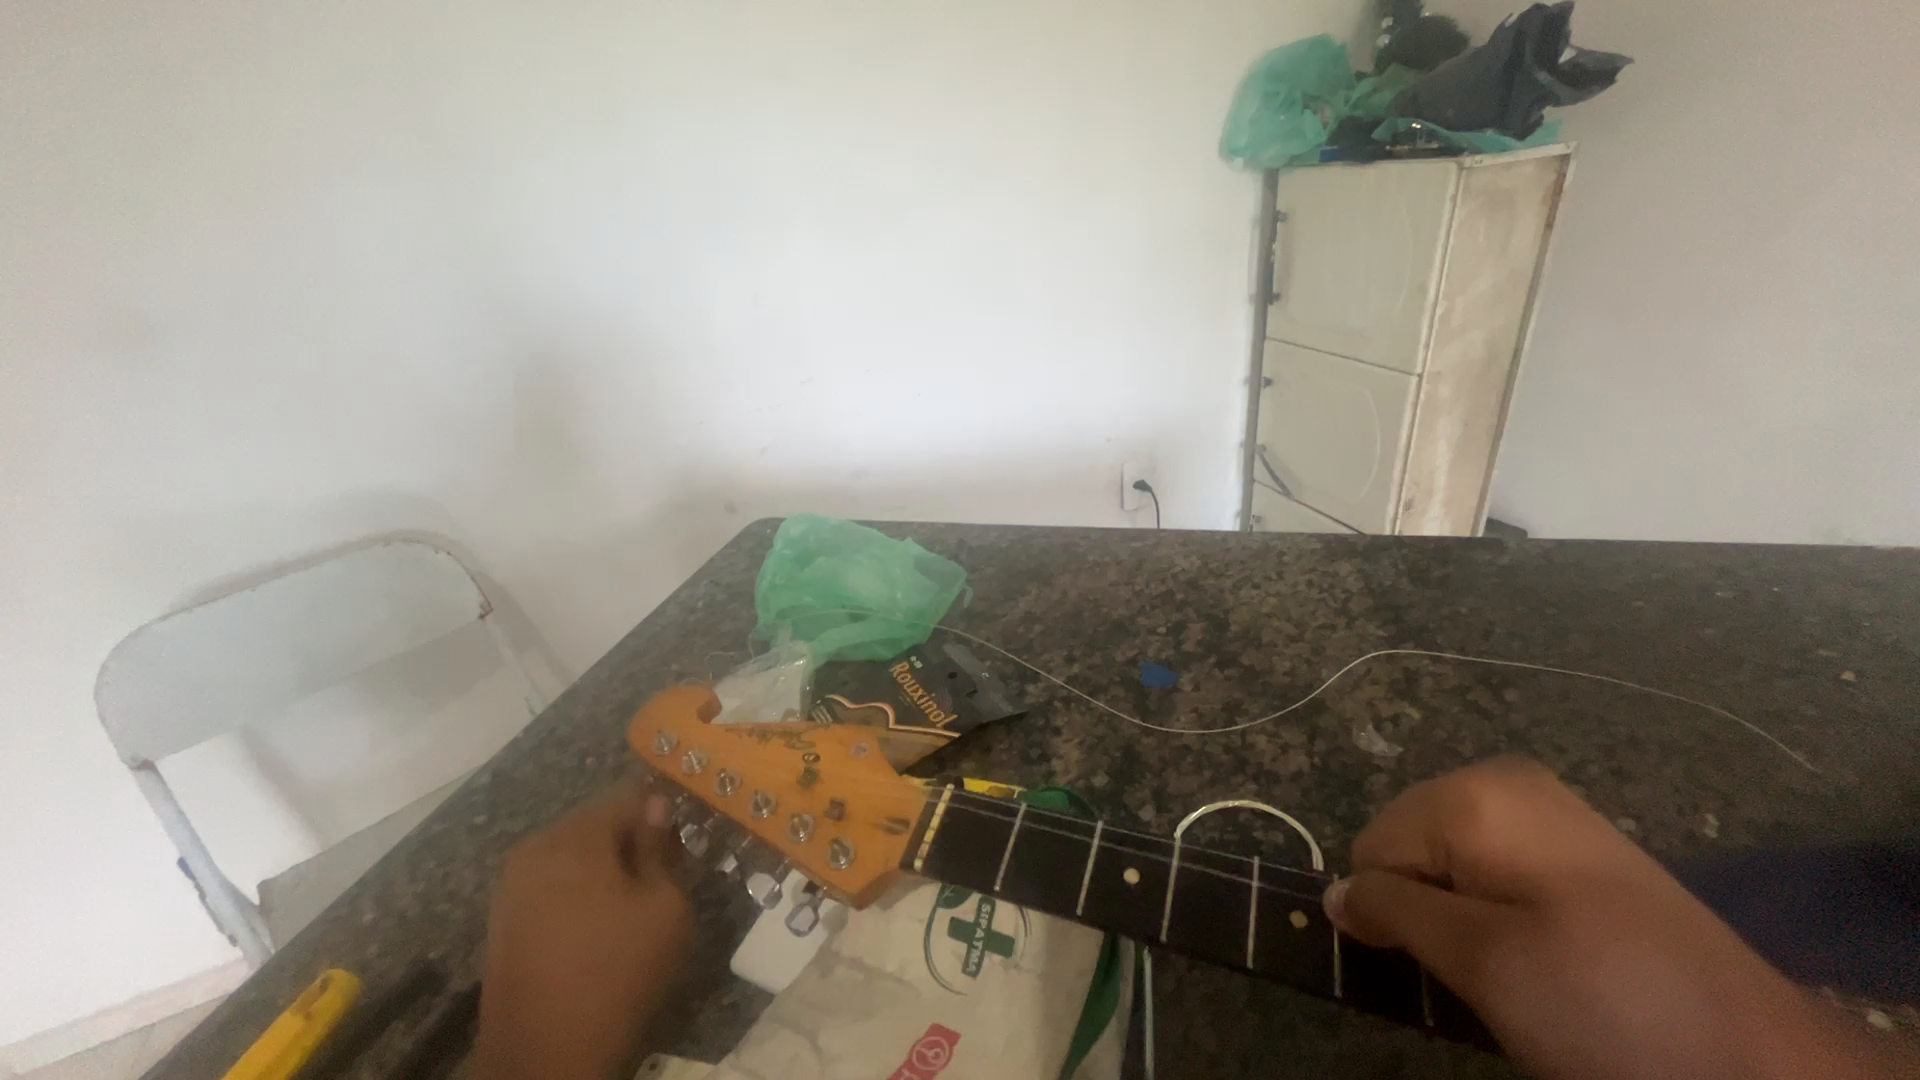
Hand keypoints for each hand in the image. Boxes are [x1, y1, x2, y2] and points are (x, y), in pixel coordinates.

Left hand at [474, 786, 692, 1079]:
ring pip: (574, 851)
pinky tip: (598, 924)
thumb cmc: (616, 973)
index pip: (629, 795)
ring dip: (605, 864)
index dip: (661, 813)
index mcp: (575, 838)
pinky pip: (553, 879)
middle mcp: (536, 847)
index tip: (680, 845)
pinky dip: (579, 888)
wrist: (542, 1057)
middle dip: (631, 838)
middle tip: (661, 876)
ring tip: (631, 904)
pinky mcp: (503, 915)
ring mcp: (512, 882)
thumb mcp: (663, 907)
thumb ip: (659, 849)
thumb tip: (656, 808)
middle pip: (597, 820)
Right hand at [1322, 757, 1905, 1079]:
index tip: (1442, 963)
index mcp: (1473, 795)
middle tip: (1486, 968)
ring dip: (1461, 917)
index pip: (1371, 850)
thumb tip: (1331, 894)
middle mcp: (1503, 780)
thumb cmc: (1606, 1001)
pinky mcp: (1575, 843)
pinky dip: (1496, 911)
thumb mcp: (1482, 961)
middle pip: (1407, 847)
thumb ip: (1394, 913)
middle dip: (1427, 909)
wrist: (1770, 1062)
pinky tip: (1544, 950)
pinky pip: (1492, 867)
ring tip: (1518, 965)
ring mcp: (1546, 808)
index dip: (1391, 911)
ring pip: (1447, 861)